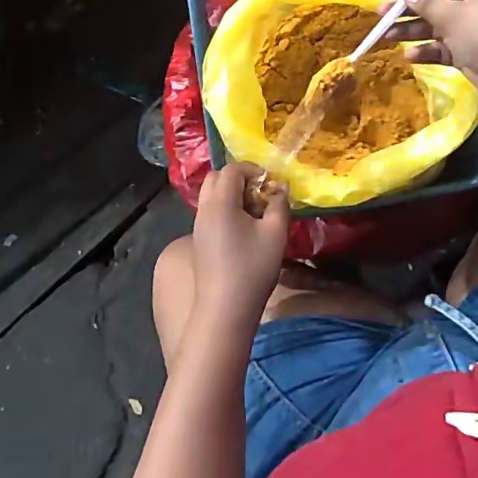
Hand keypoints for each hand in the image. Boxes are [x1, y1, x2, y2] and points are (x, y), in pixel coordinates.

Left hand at [191, 163, 289, 328]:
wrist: (225, 308)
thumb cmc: (252, 267)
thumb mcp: (276, 233)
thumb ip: (279, 204)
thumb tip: (280, 188)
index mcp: (220, 202)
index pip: (232, 169)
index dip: (254, 170)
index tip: (272, 185)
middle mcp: (204, 209)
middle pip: (216, 178)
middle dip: (239, 180)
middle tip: (261, 196)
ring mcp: (198, 226)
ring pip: (212, 196)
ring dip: (232, 196)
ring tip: (255, 215)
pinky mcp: (199, 241)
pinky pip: (210, 213)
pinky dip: (226, 211)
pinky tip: (244, 232)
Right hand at [385, 0, 477, 104]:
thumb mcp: (456, 17)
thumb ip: (429, 4)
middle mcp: (473, 3)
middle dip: (409, 7)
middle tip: (382, 14)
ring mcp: (471, 30)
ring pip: (436, 25)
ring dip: (412, 30)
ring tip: (386, 36)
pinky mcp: (469, 53)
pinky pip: (443, 48)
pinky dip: (427, 51)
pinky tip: (410, 56)